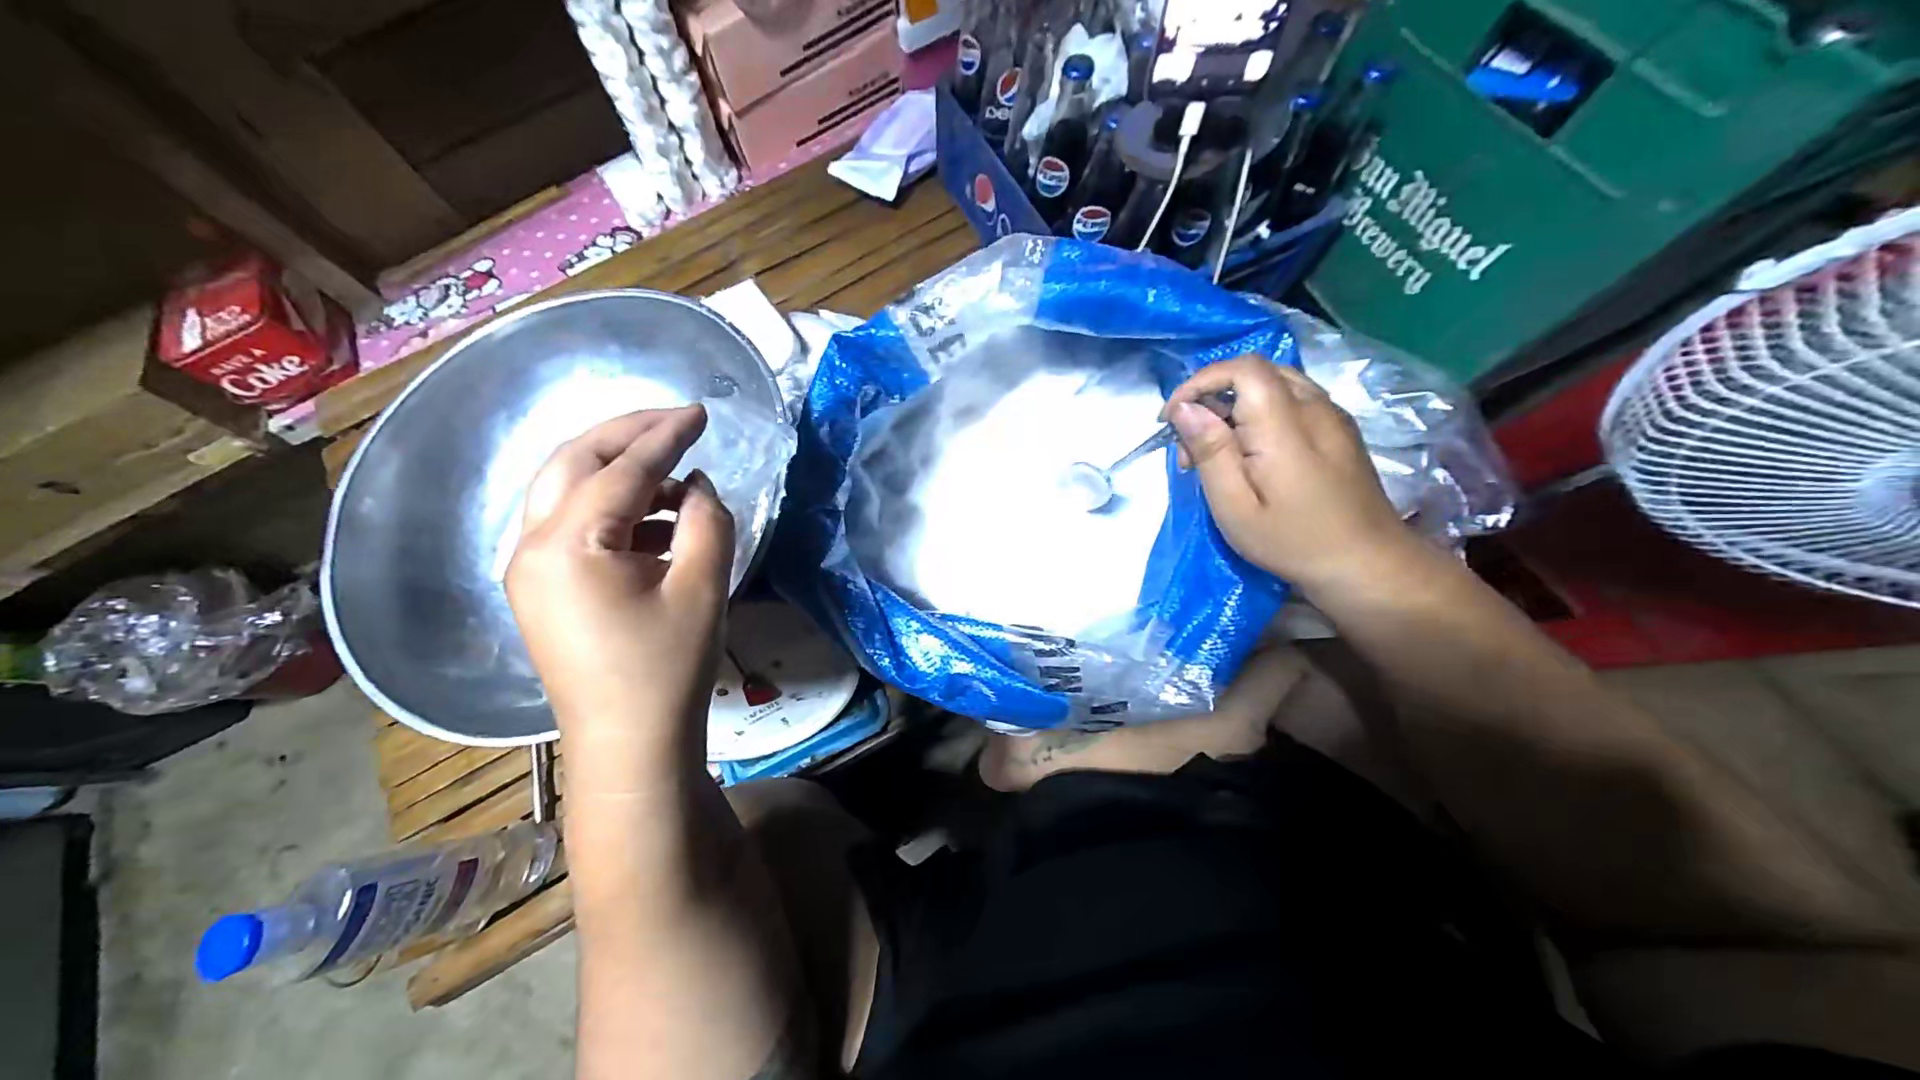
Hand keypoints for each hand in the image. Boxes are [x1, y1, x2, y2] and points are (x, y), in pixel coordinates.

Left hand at [505, 406, 734, 770]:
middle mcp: (531, 547)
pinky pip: (570, 525)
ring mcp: (529, 570)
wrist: (631, 745)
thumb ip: (707, 521)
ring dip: (618, 471)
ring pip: (565, 491)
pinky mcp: (541, 589)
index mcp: (567, 545)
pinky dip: (612, 509)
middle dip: (628, 434)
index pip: (622, 470)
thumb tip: (696, 486)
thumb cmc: (669, 668)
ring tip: (676, 475)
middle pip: (574, 463)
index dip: (666, 435)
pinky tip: (655, 520)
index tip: (702, 413)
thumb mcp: (704, 587)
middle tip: (677, 422)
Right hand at [1165, 356, 1423, 596]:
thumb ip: (1210, 451)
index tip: (1172, 418)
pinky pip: (1293, 400)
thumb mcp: (1236, 507)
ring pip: (1275, 383)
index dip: (1200, 381)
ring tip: (1218, 450)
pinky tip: (1252, 452)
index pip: (1241, 369)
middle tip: (1190, 446)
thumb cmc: (1294, 542)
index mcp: (1285, 424)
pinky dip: (1260, 412)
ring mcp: (1332, 415)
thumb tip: (1184, 408)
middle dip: (1213, 395)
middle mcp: (1313, 407)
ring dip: (1236, 404)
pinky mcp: (1339, 429)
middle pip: (1256, 372)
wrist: (1368, 564)